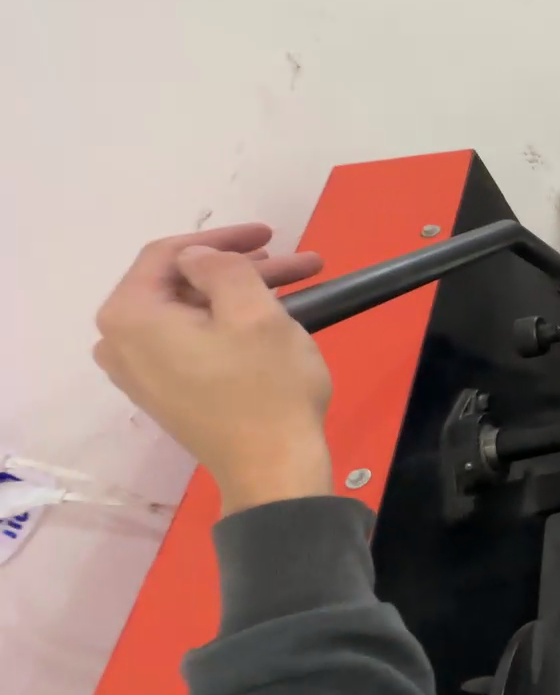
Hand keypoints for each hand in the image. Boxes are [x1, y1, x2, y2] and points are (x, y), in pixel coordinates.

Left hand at [93, 224, 331, 515]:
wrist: (271, 461)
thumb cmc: (268, 385)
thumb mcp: (258, 315)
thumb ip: (226, 271)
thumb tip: (203, 257)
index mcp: (133, 316)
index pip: (169, 255)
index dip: (224, 238)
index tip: (274, 234)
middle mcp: (121, 340)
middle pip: (182, 284)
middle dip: (245, 269)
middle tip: (304, 264)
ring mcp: (140, 370)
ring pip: (191, 312)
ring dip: (244, 295)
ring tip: (300, 292)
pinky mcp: (167, 389)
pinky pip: (192, 339)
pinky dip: (230, 321)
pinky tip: (270, 324)